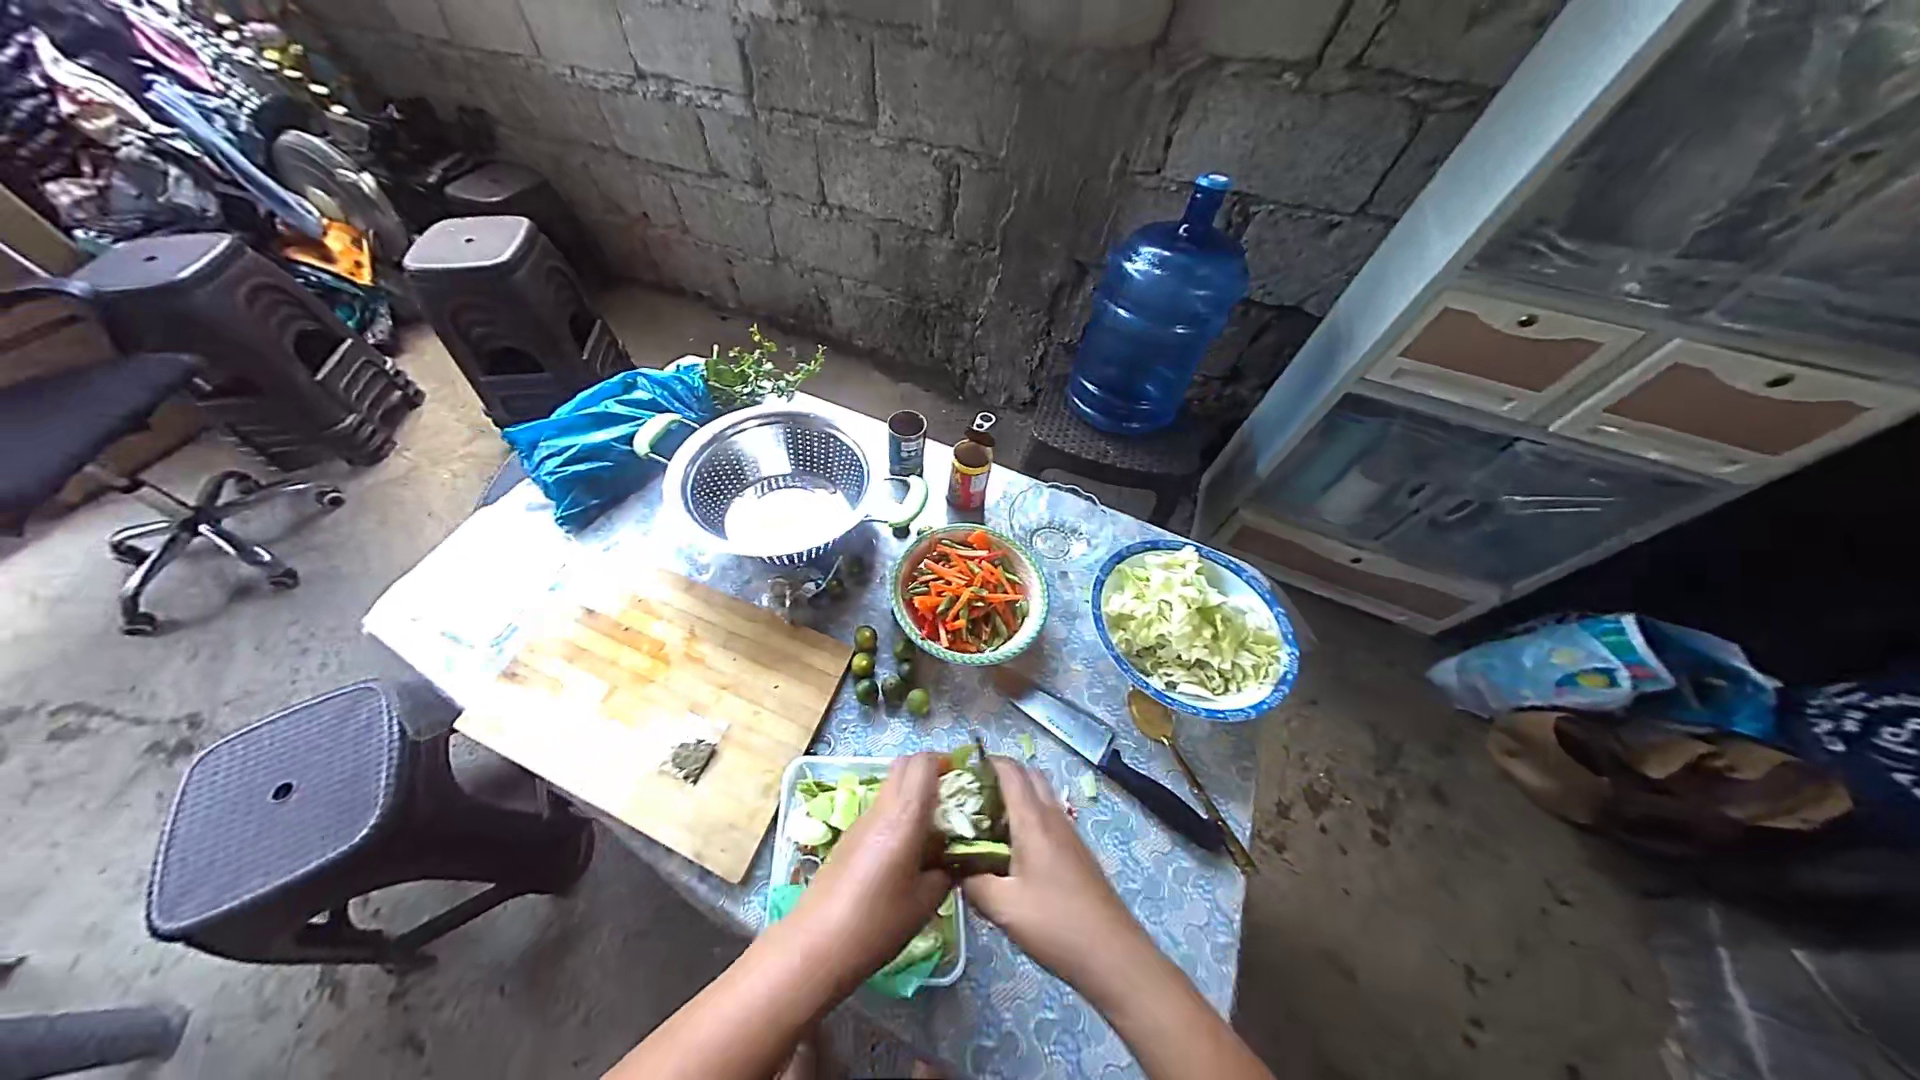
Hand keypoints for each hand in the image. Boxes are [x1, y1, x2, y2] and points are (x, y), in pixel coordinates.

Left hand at [781, 753, 951, 987]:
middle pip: (904, 765)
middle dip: (930, 772)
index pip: (923, 762)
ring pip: (891, 787)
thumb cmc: (877, 922)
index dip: (945, 761)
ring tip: (933, 830)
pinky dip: (898, 814)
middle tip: (951, 799)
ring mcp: (861, 821)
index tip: (963, 779)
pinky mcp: (849, 838)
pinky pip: (880, 810)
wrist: (816, 944)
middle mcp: (881, 808)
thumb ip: (947, 870)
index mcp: (904, 816)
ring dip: (913, 794)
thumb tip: (956, 857)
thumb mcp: (926, 900)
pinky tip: (907, 851)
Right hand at [962, 757, 1153, 992]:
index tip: (961, 770)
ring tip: (987, 823)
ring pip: (1041, 797)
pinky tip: (1013, 850)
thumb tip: (954, 865)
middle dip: (1000, 776)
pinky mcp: (1077, 852)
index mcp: (1033, 820)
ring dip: (1016, 797)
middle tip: (972, 797)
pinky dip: (1029, 818)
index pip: (1010, 771)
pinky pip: (1049, 818)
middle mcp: (1054, 817)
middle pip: (1029, 776)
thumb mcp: (1002, 907)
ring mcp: (1069, 833)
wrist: (1112, 953)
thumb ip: (972, 881)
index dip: (986, 761)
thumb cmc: (1055, 923)